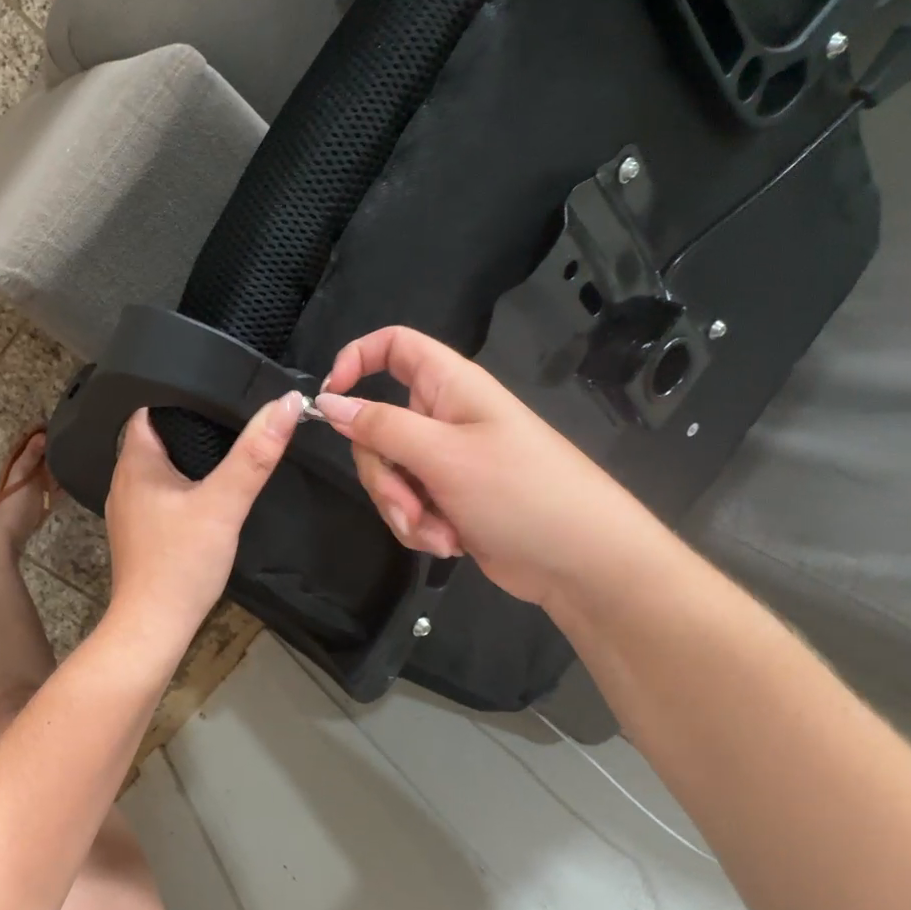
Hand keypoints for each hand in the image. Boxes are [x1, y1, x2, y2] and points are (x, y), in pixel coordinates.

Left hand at [104, 394, 300, 632]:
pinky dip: (178, 486)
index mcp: (134, 462)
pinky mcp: (136, 532)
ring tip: (221, 446)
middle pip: (153, 437)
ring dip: (183, 457)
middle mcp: (122, 480)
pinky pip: (157, 495)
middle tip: (227, 414)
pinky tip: (203, 493)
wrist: (152, 625)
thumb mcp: (224, 504)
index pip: (147, 410)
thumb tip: (283, 405)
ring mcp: (126, 509)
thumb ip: (254, 455)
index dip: (177, 395)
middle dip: (186, 425)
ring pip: (155, 468)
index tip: (212, 389)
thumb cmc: (181, 562)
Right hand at [314, 326, 664, 607]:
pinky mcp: (447, 497)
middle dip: (382, 473)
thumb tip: (327, 402)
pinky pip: (405, 501)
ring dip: (401, 506)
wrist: (584, 564)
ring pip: (387, 471)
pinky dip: (418, 525)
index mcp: (450, 387)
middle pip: (375, 424)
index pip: (393, 346)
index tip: (329, 398)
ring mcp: (445, 459)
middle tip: (407, 502)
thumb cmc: (522, 493)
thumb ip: (380, 427)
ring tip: (438, 532)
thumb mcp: (442, 456)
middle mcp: (443, 416)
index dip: (356, 359)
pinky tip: (449, 542)